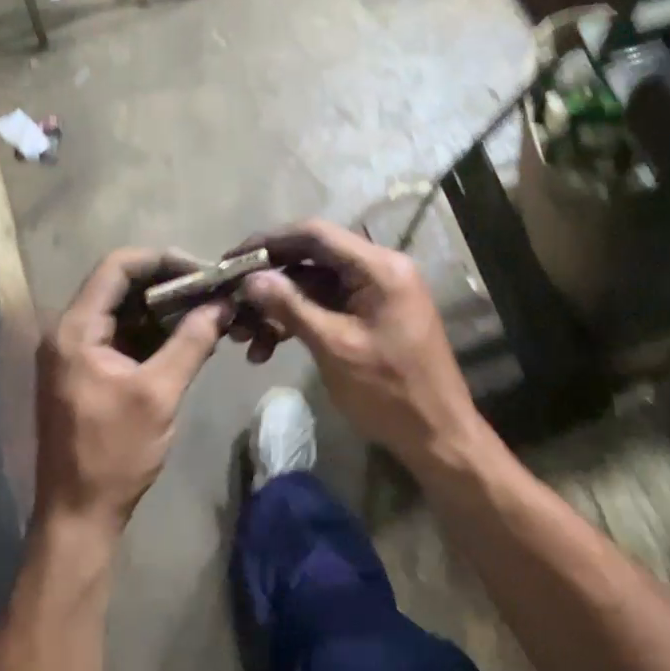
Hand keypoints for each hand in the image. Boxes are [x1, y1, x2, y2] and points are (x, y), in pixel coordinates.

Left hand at [34, 249, 229, 537]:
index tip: (204, 270)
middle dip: (168, 285)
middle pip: (119, 287)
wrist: (77, 514)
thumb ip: (191, 342)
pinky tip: (187, 341)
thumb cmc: (114, 453)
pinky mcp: (84, 375)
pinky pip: (120, 338)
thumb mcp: (158, 394)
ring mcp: (73, 354)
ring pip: (122, 313)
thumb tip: (223, 305)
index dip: (161, 260)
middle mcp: (68, 332)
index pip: (117, 267)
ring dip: (163, 311)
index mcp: (75, 329)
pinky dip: (152, 335)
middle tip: (212, 292)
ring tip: (207, 313)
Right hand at [234, 220, 488, 468]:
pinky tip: (269, 348)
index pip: (316, 234)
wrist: (438, 436)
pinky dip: (299, 321)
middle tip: (231, 302)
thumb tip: (251, 278)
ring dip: (279, 307)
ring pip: (315, 285)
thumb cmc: (390, 392)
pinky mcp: (372, 315)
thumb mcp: (335, 347)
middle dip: (269, 281)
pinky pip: (328, 306)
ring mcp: (377, 292)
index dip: (269, 242)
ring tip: (245, 338)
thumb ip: (292, 307)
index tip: (231, 260)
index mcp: (380, 267)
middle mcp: (381, 269)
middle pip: (312, 258)